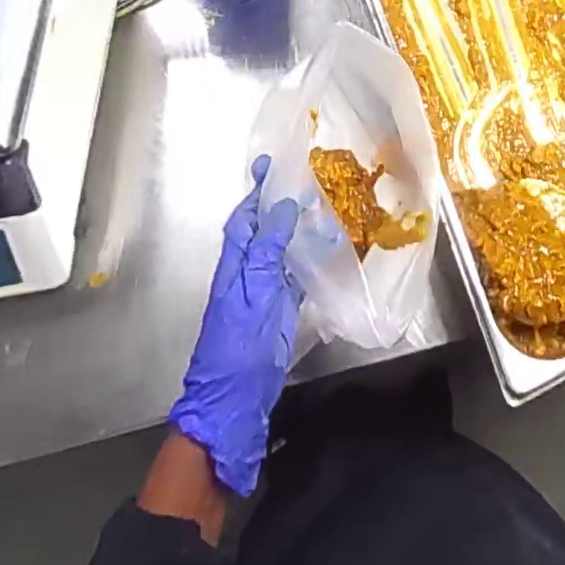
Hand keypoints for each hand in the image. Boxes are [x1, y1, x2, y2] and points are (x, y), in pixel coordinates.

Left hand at [169, 155, 300, 496]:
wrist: (235, 399)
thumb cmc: (238, 346)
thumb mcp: (254, 292)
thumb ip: (268, 250)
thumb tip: (282, 207)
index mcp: (236, 265)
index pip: (245, 219)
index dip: (256, 193)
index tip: (270, 166)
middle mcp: (250, 272)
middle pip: (265, 230)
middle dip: (281, 205)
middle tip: (308, 182)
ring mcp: (266, 291)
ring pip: (283, 250)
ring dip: (300, 229)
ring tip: (324, 208)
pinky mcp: (281, 308)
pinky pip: (297, 273)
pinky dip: (311, 258)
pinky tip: (329, 250)